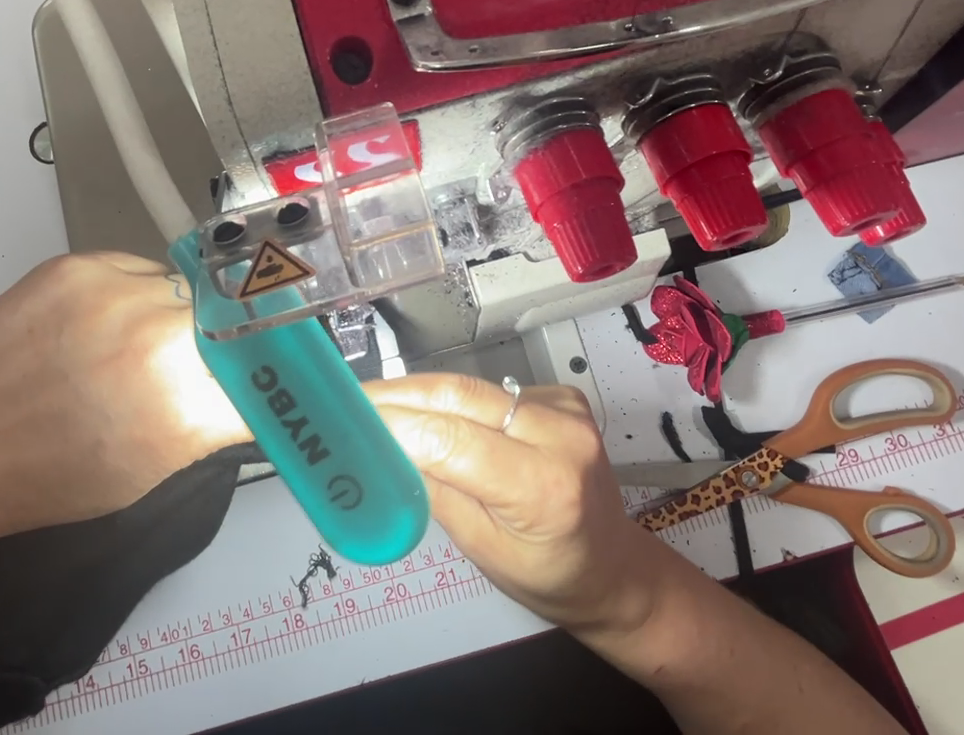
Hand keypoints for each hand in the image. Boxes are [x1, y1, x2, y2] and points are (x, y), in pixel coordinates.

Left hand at [0, 252, 249, 564]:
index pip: (270, 379)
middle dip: (228, 346)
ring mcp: (119, 291)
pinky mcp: (80, 264)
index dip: (275, 380)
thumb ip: (207, 424)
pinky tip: (110, 323)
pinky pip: (142, 271)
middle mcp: (162, 338)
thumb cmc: (42, 481)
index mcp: (183, 410)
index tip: (274, 382)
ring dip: (183, 318)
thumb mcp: (146, 472)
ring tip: (147, 345)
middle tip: (204, 365)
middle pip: (236, 324)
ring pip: (189, 291)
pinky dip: (140, 296)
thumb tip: (250, 390)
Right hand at [362, 373, 667, 634]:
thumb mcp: (484, 552)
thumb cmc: (551, 577)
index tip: (347, 417)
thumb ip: (435, 494)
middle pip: (460, 396)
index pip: (453, 441)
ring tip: (375, 405)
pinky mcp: (561, 396)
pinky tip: (431, 414)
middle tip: (349, 398)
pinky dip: (453, 399)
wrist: (617, 566)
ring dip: (420, 393)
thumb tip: (384, 450)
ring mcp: (564, 409)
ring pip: (471, 387)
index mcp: (543, 487)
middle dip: (398, 394)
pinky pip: (491, 391)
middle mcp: (560, 434)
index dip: (395, 424)